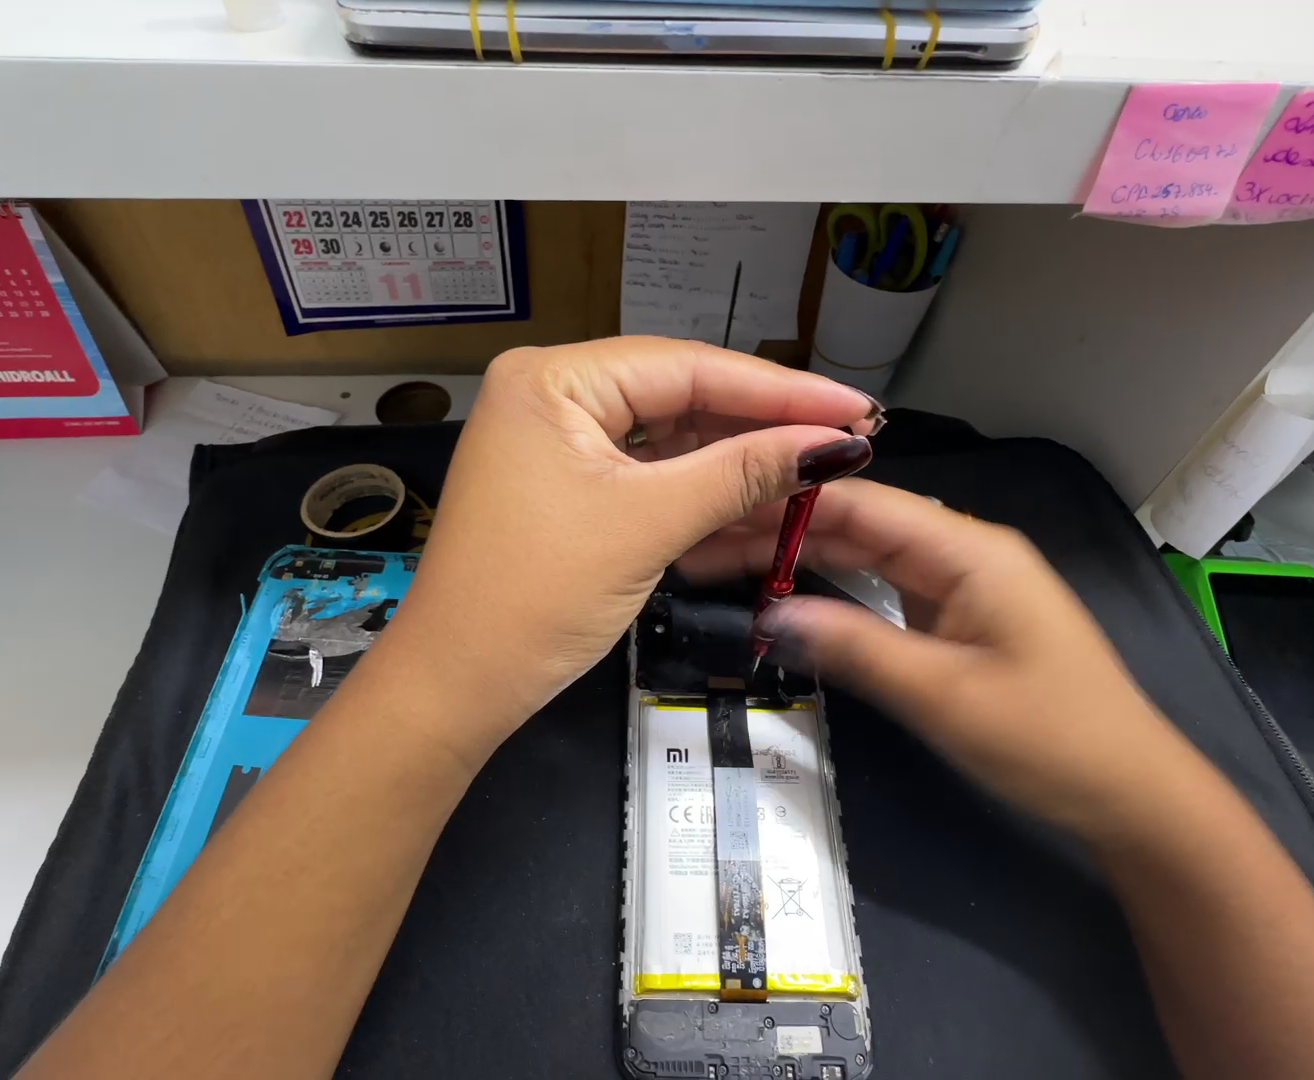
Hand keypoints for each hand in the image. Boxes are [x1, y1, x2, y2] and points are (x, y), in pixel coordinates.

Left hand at [375, 338, 881, 750]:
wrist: (458, 684)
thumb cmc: (538, 596)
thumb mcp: (647, 524)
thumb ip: (742, 474)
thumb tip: (834, 443)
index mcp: (551, 379)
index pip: (686, 366)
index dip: (779, 389)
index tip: (855, 406)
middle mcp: (550, 393)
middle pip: (677, 393)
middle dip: (759, 419)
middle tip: (844, 432)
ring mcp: (554, 439)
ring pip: (665, 433)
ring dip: (733, 453)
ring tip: (813, 459)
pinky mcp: (563, 481)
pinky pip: (644, 468)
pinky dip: (696, 482)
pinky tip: (754, 485)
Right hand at [679, 479, 1210, 839]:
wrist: (1130, 795)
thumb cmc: (1050, 739)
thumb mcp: (944, 696)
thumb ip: (855, 646)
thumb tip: (772, 614)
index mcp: (970, 550)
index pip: (862, 503)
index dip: (788, 499)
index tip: (720, 505)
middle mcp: (962, 551)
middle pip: (858, 521)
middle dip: (783, 526)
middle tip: (706, 540)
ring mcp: (958, 582)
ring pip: (866, 550)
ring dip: (801, 553)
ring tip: (727, 558)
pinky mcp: (954, 613)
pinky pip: (881, 583)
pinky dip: (832, 583)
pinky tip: (786, 585)